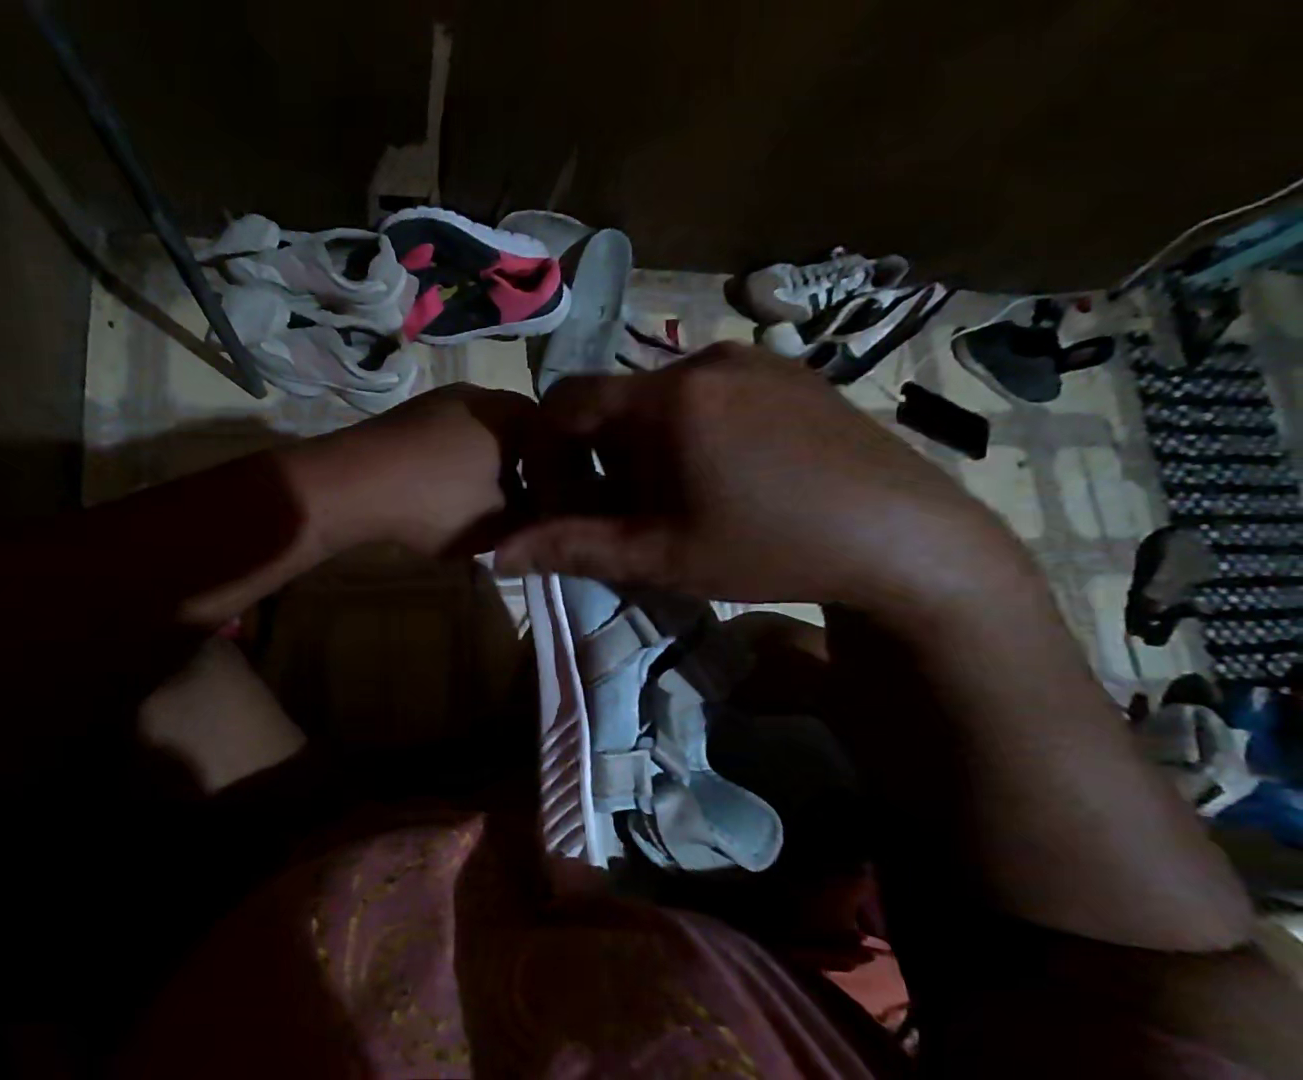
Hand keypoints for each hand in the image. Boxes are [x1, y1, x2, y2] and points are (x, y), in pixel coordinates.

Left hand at [282, 383, 534, 556]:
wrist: (350, 484)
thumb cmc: (437, 501)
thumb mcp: (499, 523)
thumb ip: (531, 517)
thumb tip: (540, 513)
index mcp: (513, 411)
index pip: (557, 440)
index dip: (556, 478)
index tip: (544, 510)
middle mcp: (478, 394)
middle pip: (514, 437)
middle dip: (514, 475)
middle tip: (509, 513)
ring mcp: (435, 401)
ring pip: (475, 440)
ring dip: (478, 472)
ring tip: (467, 509)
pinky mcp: (403, 417)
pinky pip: (440, 443)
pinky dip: (445, 468)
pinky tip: (431, 495)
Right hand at [494, 344, 1032, 621]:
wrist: (910, 541)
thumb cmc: (771, 548)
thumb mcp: (660, 556)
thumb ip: (572, 546)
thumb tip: (497, 554)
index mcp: (669, 399)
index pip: (567, 399)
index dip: (548, 447)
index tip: (566, 495)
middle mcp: (705, 361)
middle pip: (614, 400)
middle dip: (601, 453)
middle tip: (625, 508)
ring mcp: (755, 360)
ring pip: (661, 396)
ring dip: (645, 442)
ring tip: (678, 495)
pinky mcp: (790, 372)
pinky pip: (710, 390)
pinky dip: (690, 427)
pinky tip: (726, 474)